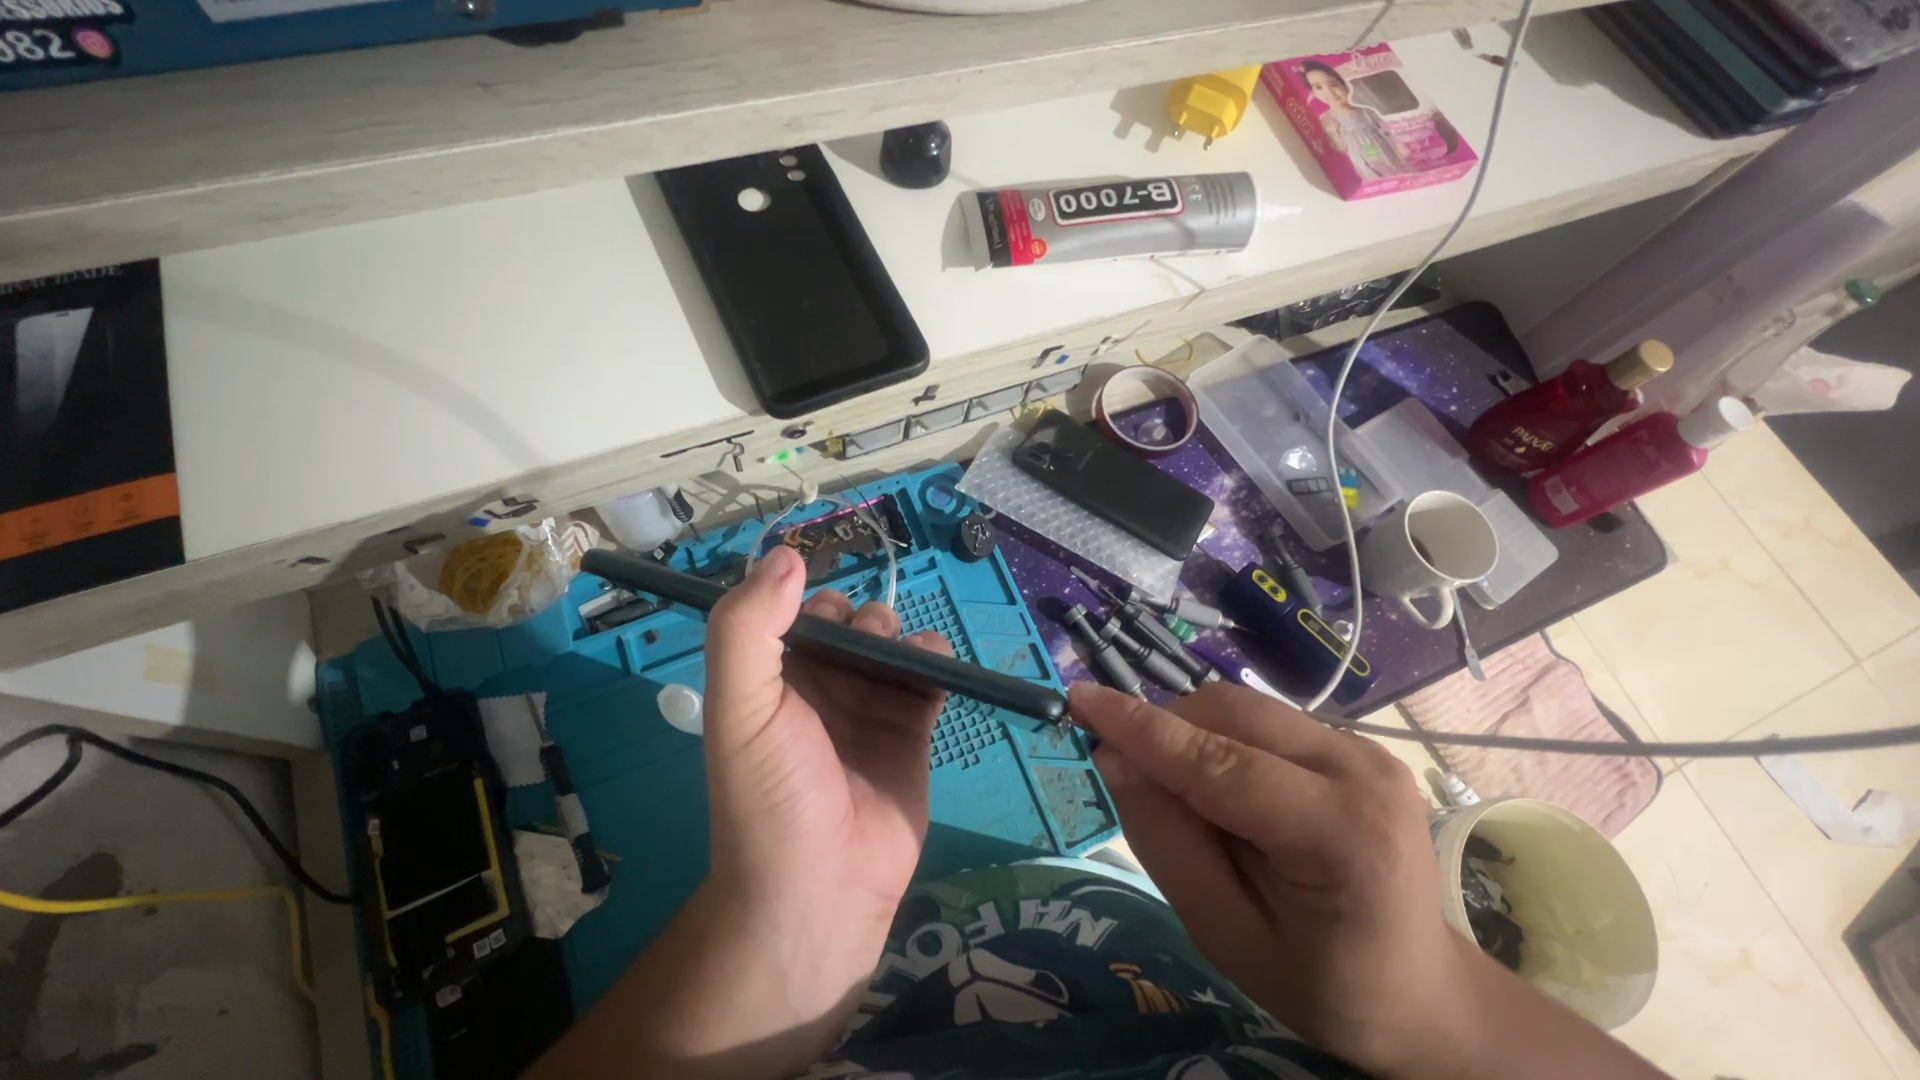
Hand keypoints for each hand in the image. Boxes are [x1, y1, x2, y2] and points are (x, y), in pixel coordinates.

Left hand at [531, 546, 949, 1079]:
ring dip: (902, 634)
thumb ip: (749, 628)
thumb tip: (785, 555)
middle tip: (868, 641)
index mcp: (771, 679)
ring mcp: (868, 709)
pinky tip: (937, 668)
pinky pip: (928, 680)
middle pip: (849, 624)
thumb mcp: (741, 707)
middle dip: (863, 618)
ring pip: (892, 646)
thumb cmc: (771, 794)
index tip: (823, 605)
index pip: (791, 615)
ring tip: (905, 656)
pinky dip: (936, 663)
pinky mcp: (911, 732)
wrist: (821, 889)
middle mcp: (819, 689)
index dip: (808, 599)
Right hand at [1071, 682, 1464, 1072]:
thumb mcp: (1226, 936)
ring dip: (1193, 738)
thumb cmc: (1322, 984)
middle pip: (1228, 713)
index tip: (1078, 699)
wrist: (1423, 992)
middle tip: (1136, 785)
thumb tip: (1114, 758)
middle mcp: (1360, 769)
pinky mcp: (1359, 744)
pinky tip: (1235, 800)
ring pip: (1242, 708)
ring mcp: (1367, 750)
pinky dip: (1225, 744)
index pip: (1216, 761)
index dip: (1140, 728)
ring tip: (1196, 807)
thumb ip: (1166, 843)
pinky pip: (1264, 721)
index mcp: (1338, 833)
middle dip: (1165, 733)